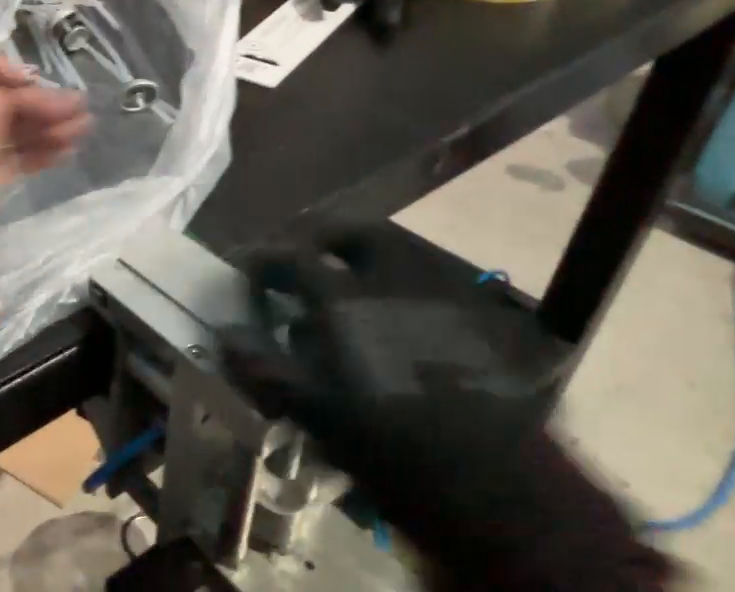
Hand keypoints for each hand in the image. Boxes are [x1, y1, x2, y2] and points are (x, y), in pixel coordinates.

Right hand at [222, 226, 673, 591]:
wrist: (509, 499)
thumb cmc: (398, 458)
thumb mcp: (319, 419)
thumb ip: (267, 371)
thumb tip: (225, 334)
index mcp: (348, 303)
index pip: (289, 257)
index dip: (260, 260)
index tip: (245, 272)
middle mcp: (398, 287)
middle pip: (355, 234)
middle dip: (323, 241)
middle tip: (305, 264)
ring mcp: (449, 303)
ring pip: (403, 255)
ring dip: (369, 261)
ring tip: (353, 290)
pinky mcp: (486, 329)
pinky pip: (441, 291)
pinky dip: (411, 294)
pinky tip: (405, 327)